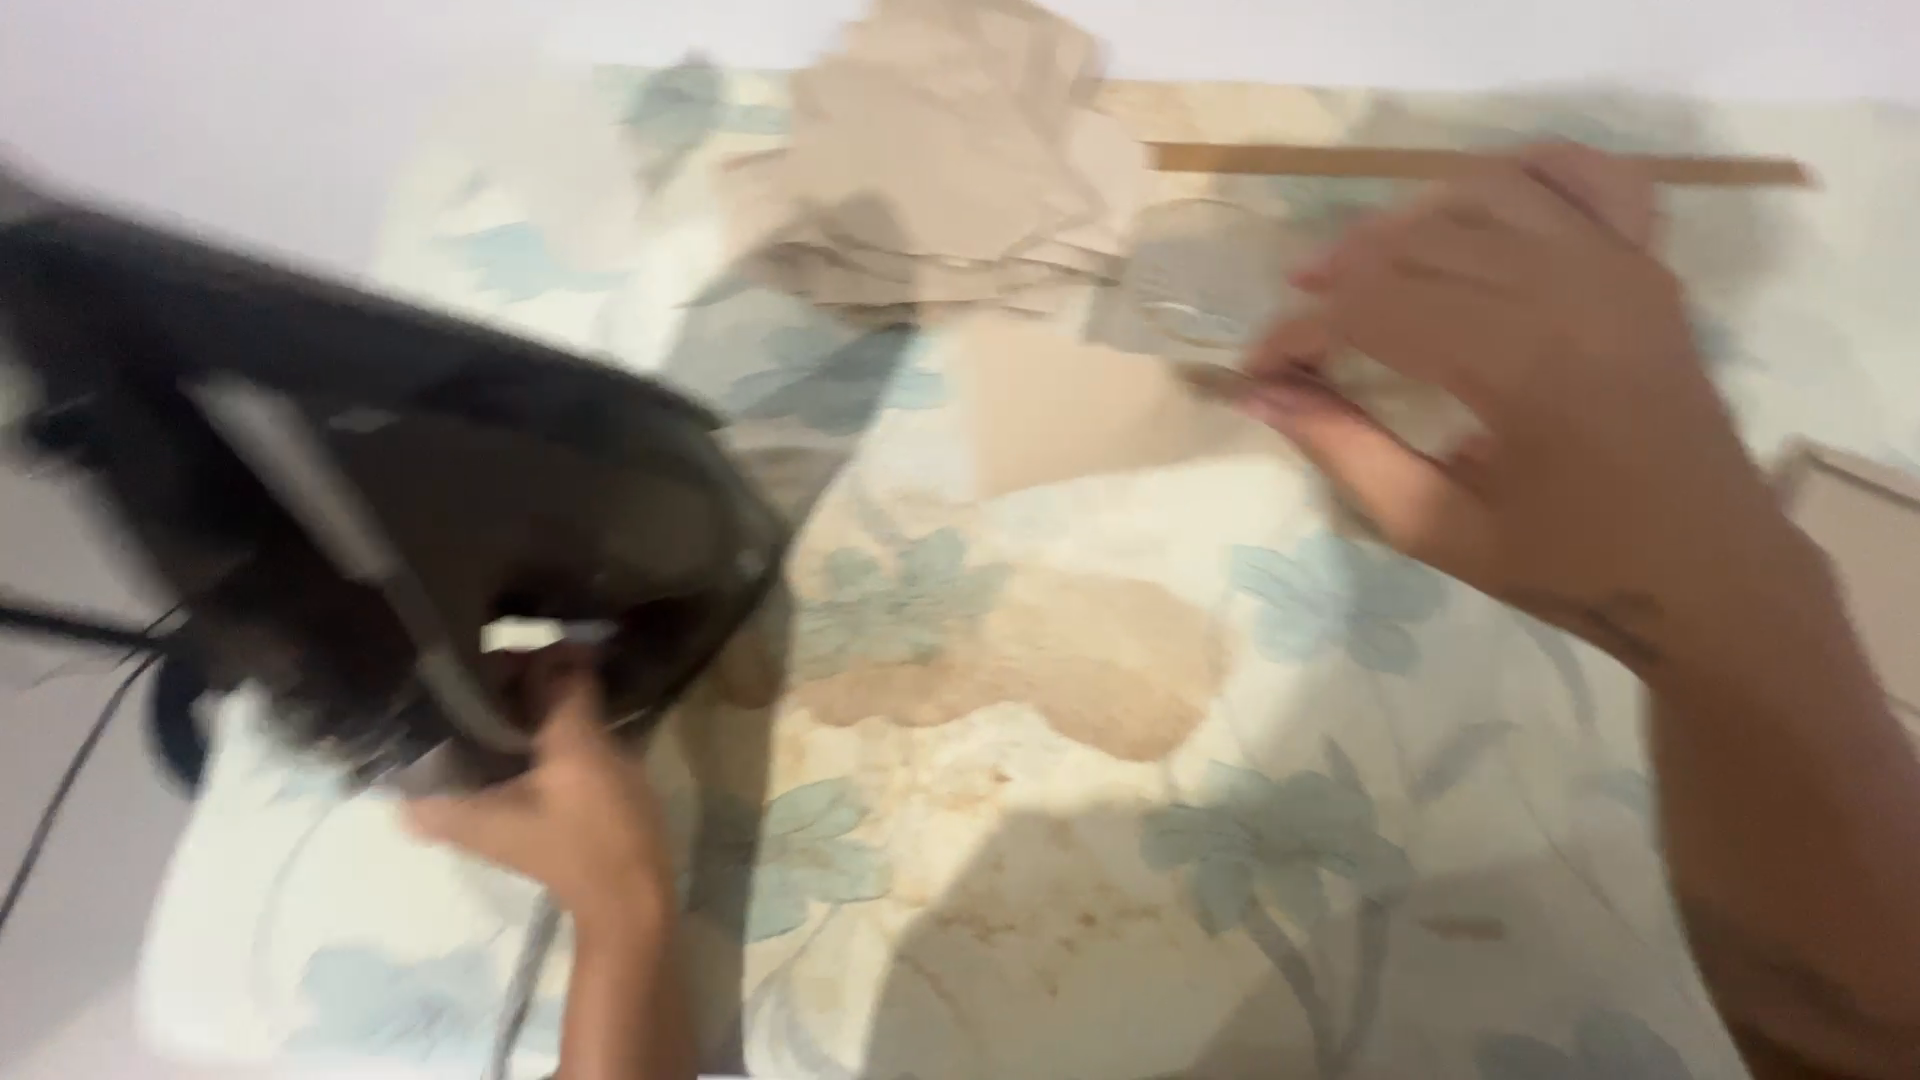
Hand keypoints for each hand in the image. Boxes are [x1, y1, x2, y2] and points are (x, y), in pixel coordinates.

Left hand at [404, 645, 675, 935]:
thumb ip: (561, 693)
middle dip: (506, 675)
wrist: (631, 894)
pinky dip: (535, 714)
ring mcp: (473, 795)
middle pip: (460, 709)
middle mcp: (437, 793)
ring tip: (565, 659)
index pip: (429, 706)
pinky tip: (567, 689)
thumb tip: (561, 643)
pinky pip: (509, 737)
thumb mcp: (579, 754)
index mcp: (432, 792)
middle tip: (555, 648)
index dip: (473, 666)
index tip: (521, 643)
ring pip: (489, 721)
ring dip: (526, 692)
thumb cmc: (597, 832)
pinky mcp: (508, 793)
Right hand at [1241, 143, 1820, 676]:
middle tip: (1292, 336)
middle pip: (1414, 246)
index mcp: (1518, 367)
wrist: (1706, 574)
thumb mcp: (1427, 524)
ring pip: (1482, 194)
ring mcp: (1622, 266)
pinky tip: (1468, 207)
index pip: (1370, 312)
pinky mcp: (1649, 266)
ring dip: (1400, 225)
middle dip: (1331, 284)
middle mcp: (1573, 292)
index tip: (1258, 371)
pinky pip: (1589, 176)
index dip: (1296, 336)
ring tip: (1351, 270)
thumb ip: (1341, 447)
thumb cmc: (1561, 563)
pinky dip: (1521, 173)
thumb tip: (1261, 395)